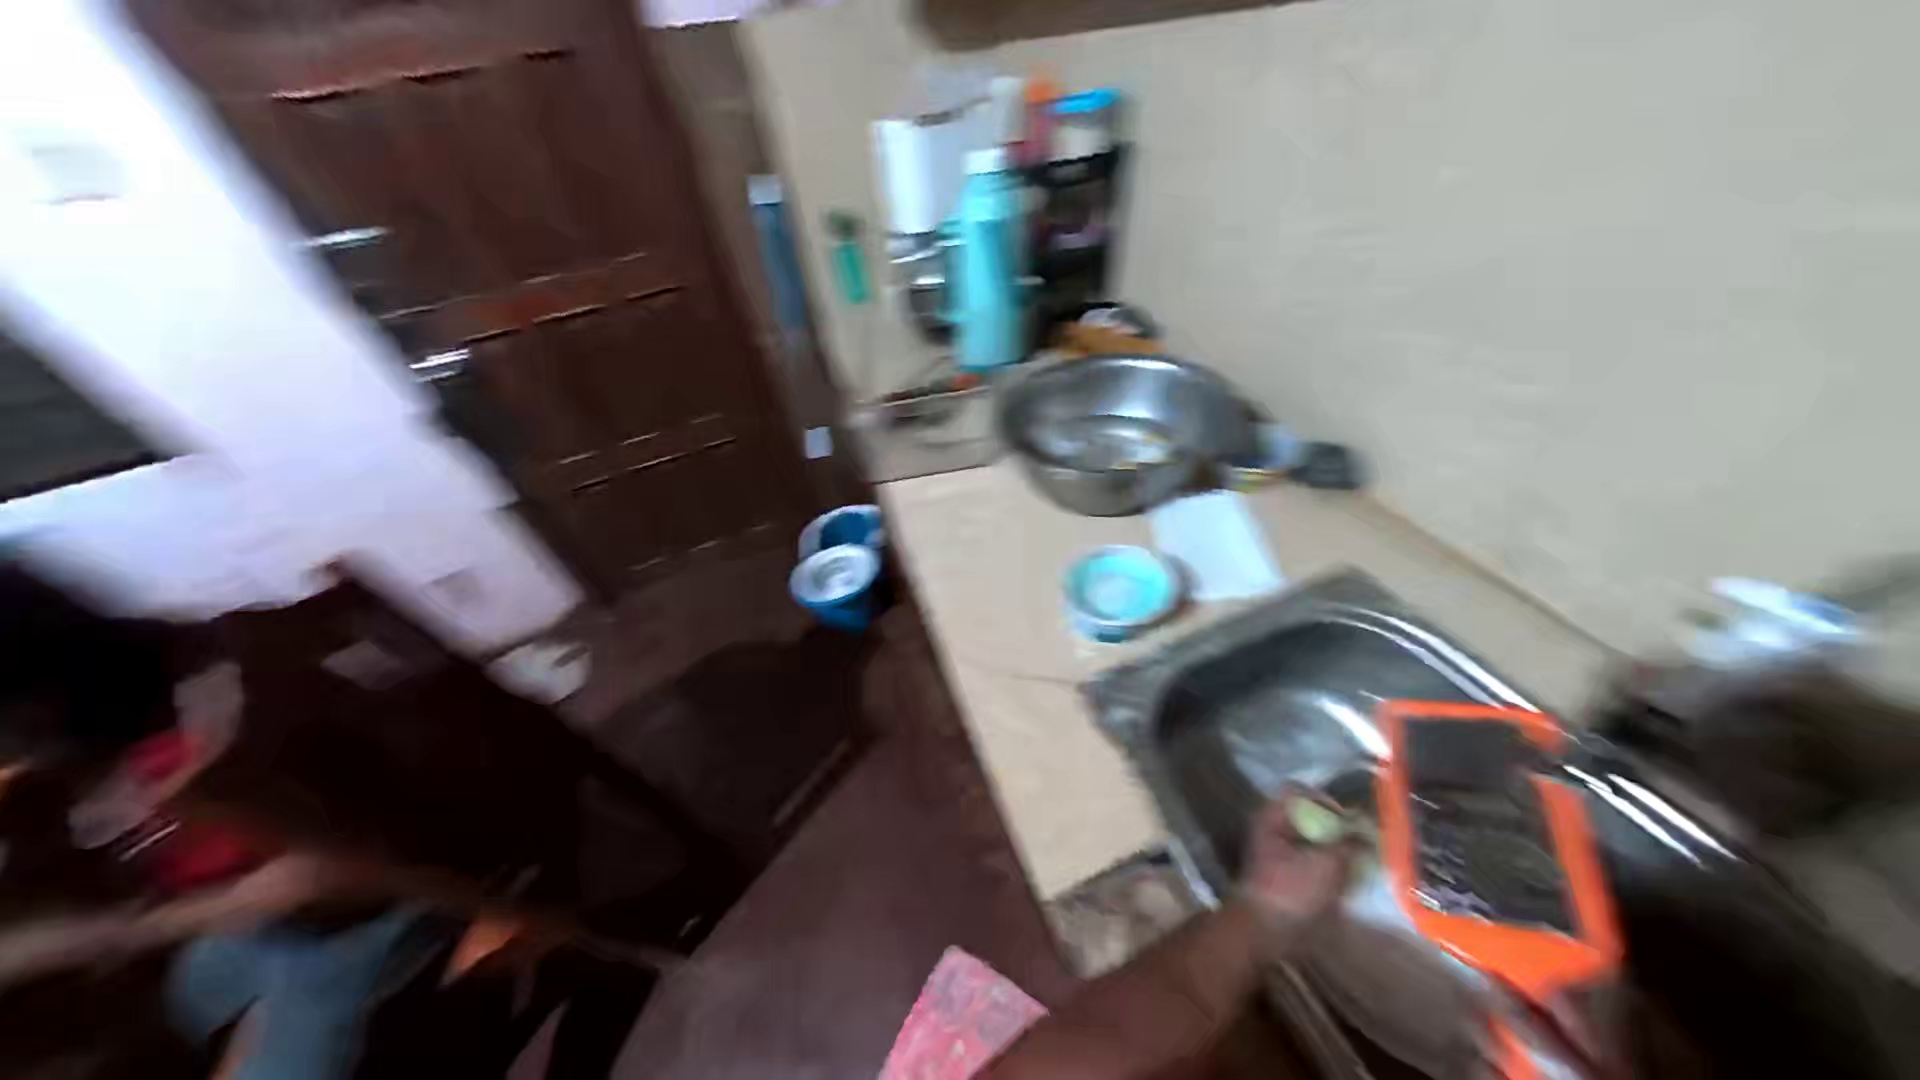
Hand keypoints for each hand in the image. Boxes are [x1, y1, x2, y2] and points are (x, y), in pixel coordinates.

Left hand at [1238, 787, 1355, 935]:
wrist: (1264, 929)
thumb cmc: (1291, 890)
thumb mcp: (1326, 865)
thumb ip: (1348, 845)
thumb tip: (1365, 832)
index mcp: (1272, 816)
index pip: (1298, 790)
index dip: (1324, 799)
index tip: (1348, 818)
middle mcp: (1272, 827)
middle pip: (1307, 814)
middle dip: (1335, 825)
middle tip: (1361, 838)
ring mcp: (1277, 849)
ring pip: (1311, 837)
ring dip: (1335, 845)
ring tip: (1360, 857)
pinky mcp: (1286, 872)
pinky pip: (1312, 857)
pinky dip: (1330, 862)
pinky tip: (1350, 874)